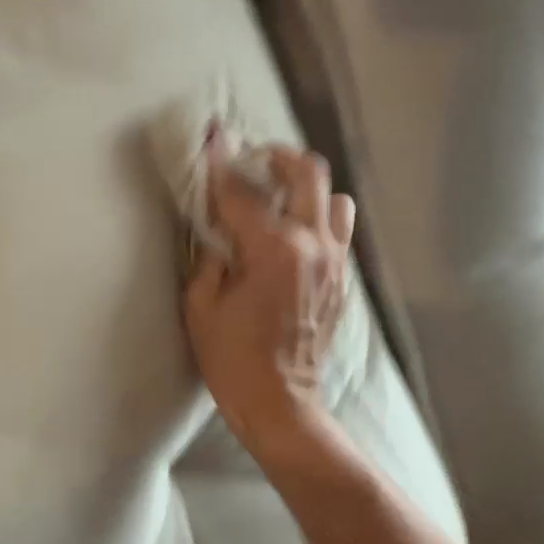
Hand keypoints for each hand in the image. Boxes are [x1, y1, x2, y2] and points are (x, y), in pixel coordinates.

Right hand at [184, 141, 356, 464]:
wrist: (278, 401)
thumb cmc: (231, 360)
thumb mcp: (201, 308)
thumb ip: (209, 258)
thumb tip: (217, 230)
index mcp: (274, 250)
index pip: (243, 191)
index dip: (220, 165)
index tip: (210, 141)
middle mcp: (314, 245)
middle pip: (307, 172)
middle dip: (276, 157)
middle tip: (252, 162)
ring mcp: (335, 261)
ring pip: (334, 197)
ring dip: (306, 189)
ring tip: (279, 201)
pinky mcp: (342, 279)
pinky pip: (337, 231)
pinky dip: (315, 221)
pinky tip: (291, 238)